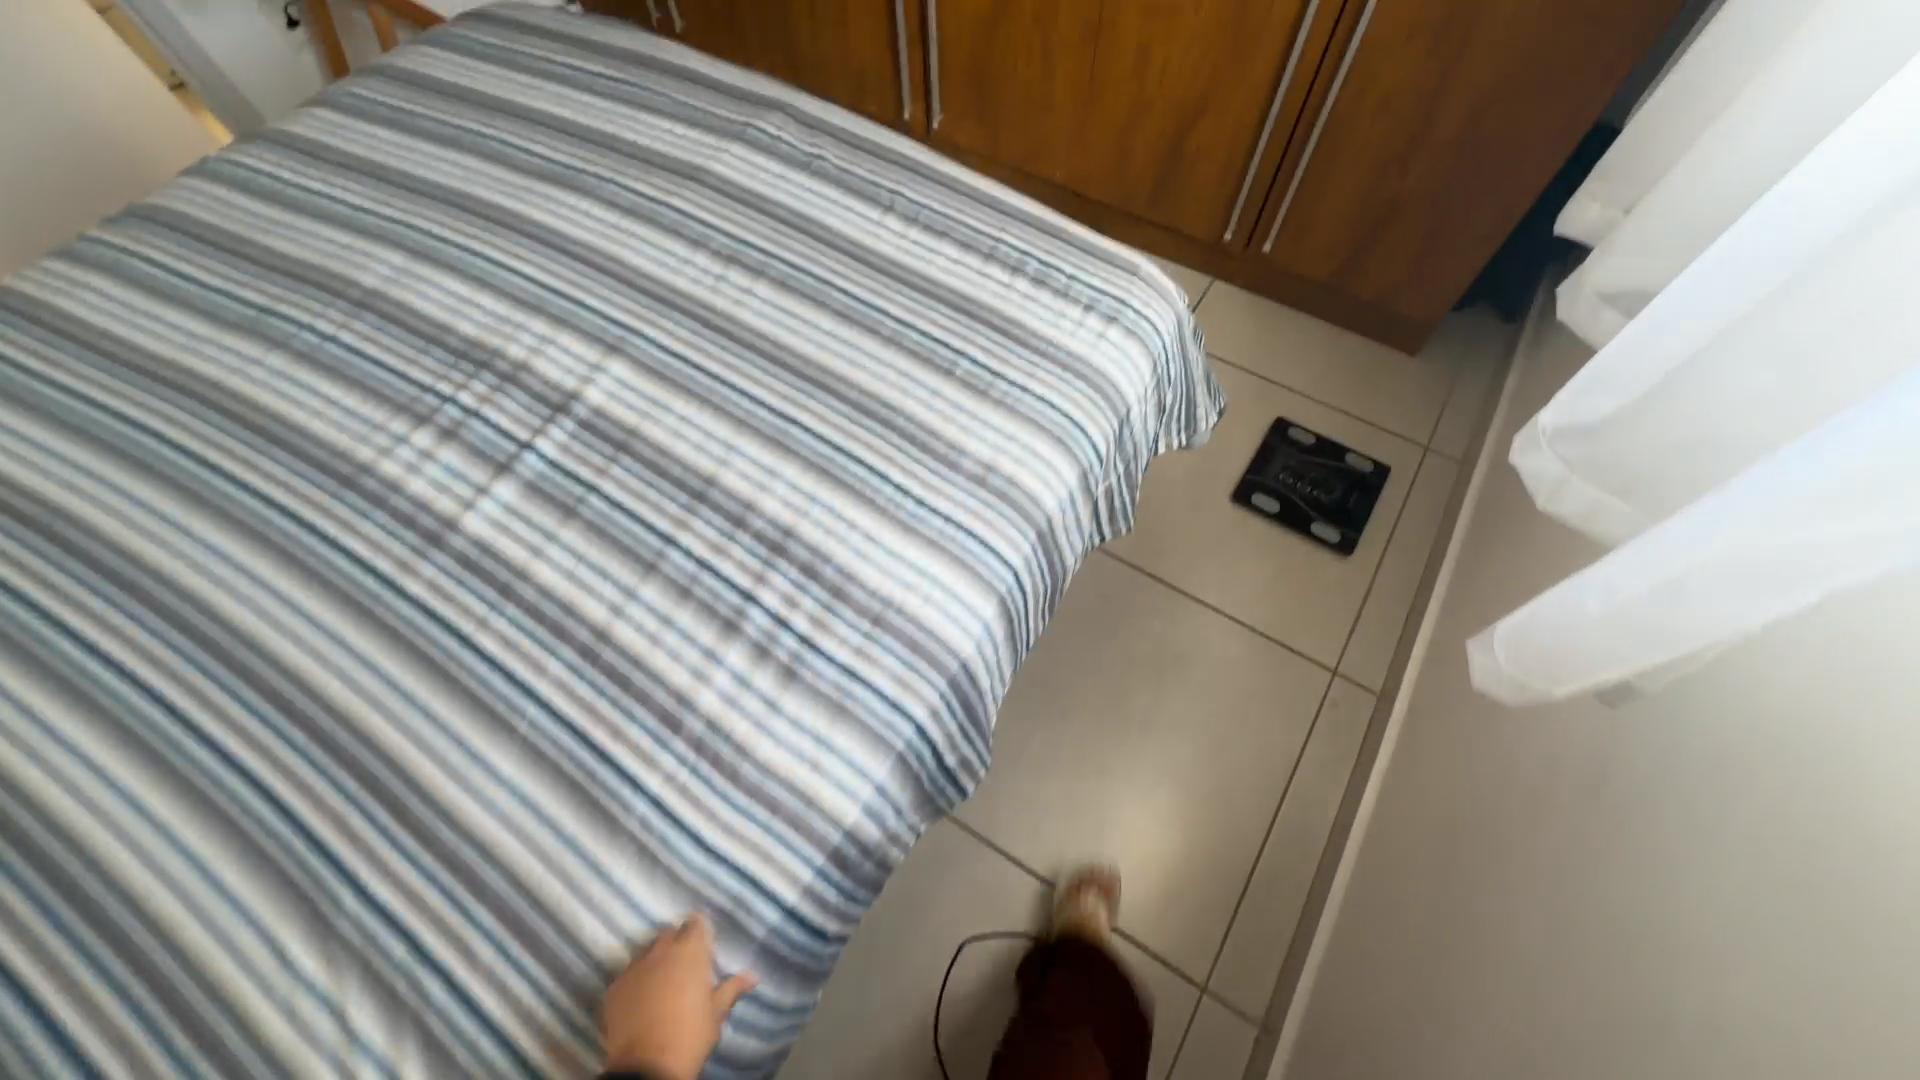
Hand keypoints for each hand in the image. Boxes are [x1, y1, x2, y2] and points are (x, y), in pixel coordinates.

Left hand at [603, 914, 757, 1079]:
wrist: (646, 1067)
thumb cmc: (690, 1035)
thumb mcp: (717, 1013)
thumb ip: (732, 988)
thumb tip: (753, 976)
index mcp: (690, 952)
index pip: (695, 923)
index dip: (700, 931)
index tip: (704, 945)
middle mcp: (660, 952)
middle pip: (669, 934)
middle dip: (677, 943)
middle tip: (685, 964)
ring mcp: (633, 968)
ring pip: (646, 952)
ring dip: (655, 959)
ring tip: (662, 981)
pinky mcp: (614, 988)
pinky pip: (628, 974)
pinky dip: (636, 980)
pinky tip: (641, 998)